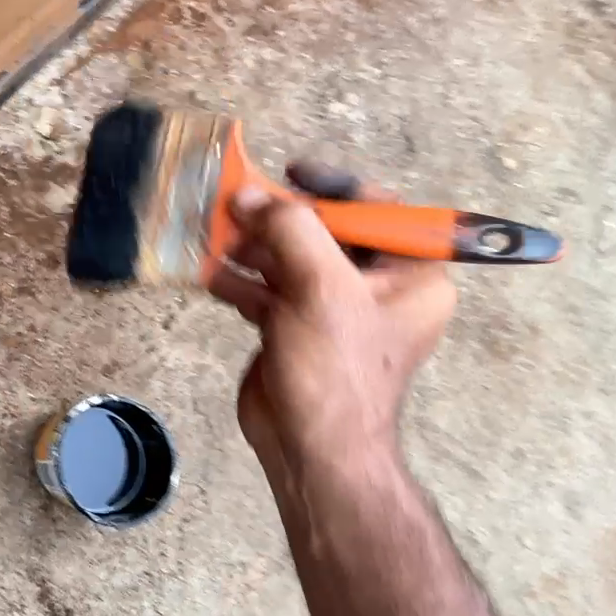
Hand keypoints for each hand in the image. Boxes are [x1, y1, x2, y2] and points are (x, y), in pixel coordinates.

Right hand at [206, 163, 456, 479]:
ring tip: (213, 235)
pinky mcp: (290, 327)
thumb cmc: (334, 368)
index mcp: (408, 274)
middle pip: (322, 232)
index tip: (290, 170)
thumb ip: (289, 231)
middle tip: (235, 205)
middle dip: (277, 219)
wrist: (310, 444)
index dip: (334, 187)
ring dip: (249, 246)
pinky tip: (207, 272)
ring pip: (286, 259)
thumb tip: (248, 196)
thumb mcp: (321, 289)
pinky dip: (236, 279)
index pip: (377, 211)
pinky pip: (263, 289)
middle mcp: (373, 287)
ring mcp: (328, 309)